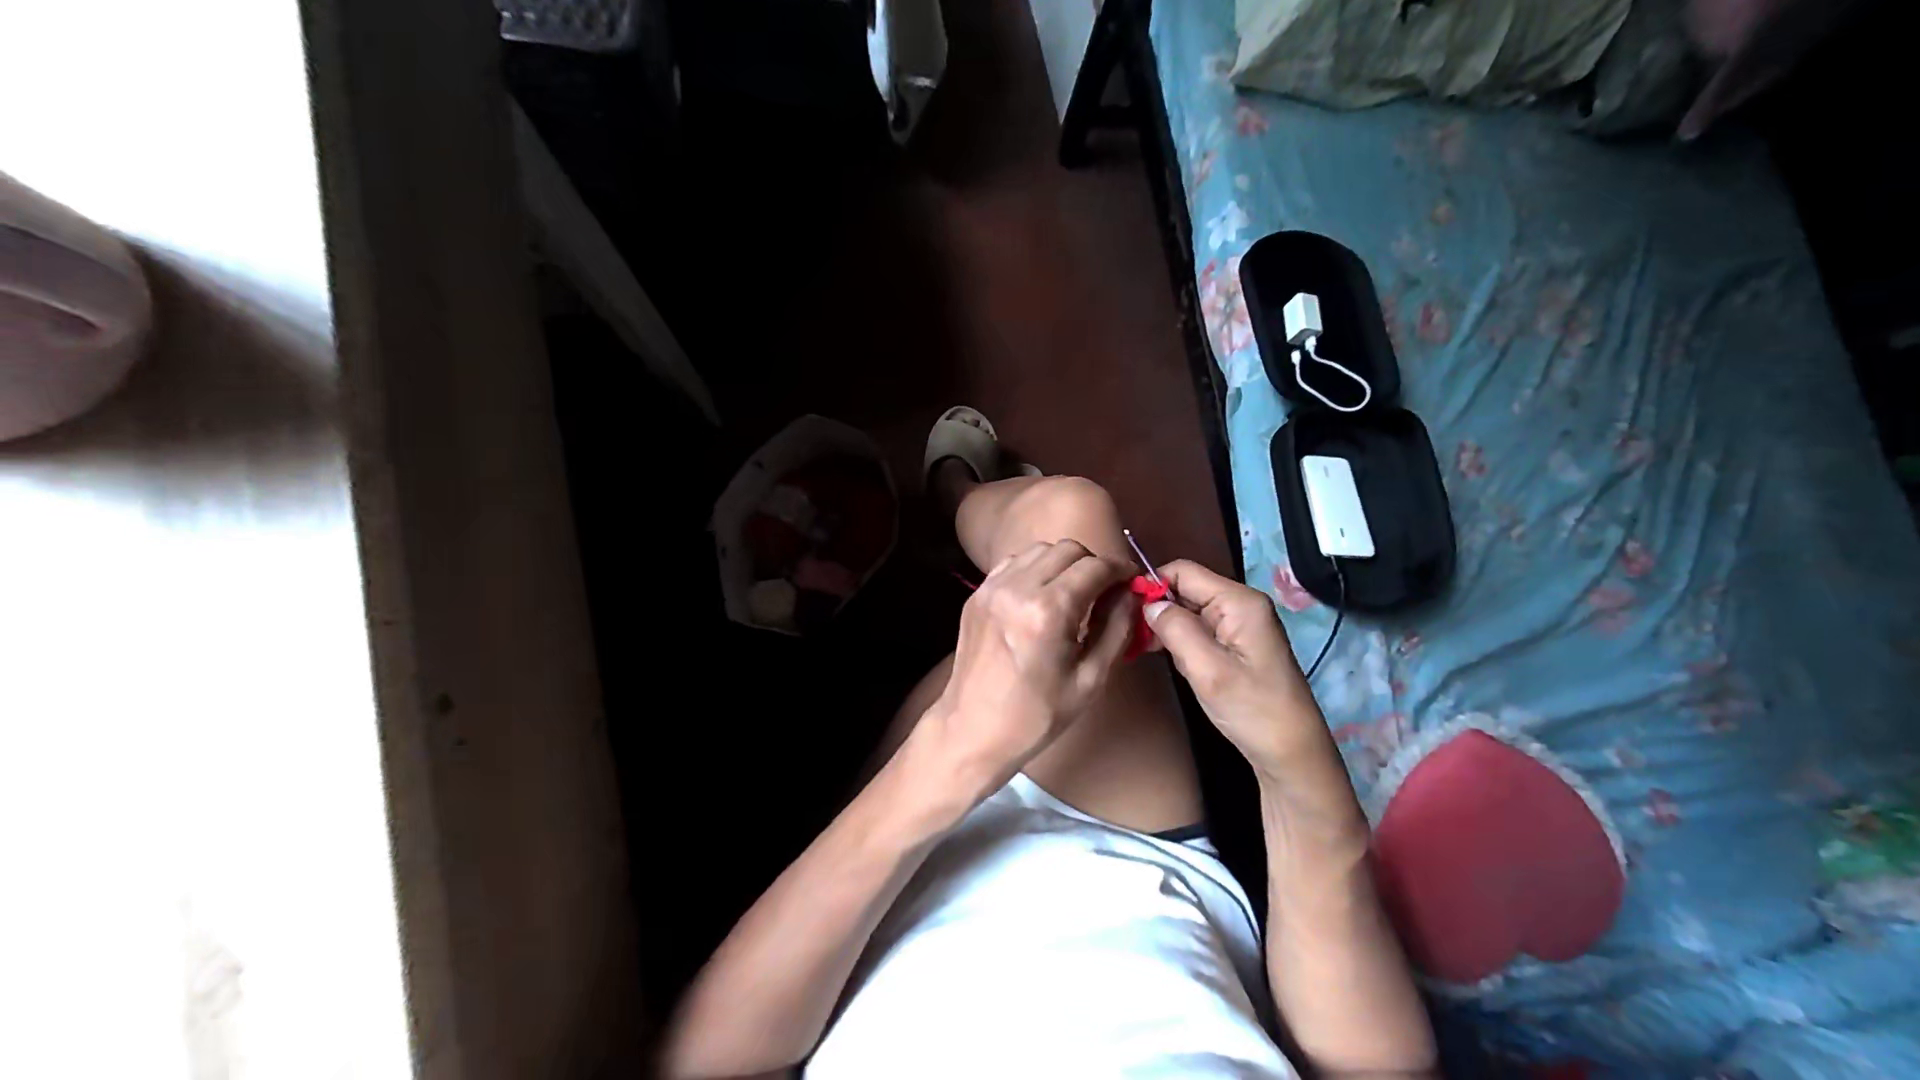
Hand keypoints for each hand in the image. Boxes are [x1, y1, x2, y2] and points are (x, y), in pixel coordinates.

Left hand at [920, 541, 1135, 795]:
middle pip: (1068, 548)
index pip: (1095, 567)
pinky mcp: (977, 594)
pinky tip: (1042, 597)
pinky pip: (1014, 563)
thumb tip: (1131, 592)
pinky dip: (1035, 569)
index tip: (1131, 583)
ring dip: (1063, 564)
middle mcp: (1017, 589)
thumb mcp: (1091, 679)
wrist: (973, 729)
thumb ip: (1117, 627)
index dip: (1120, 571)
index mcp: (1048, 611)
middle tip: (1103, 593)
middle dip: (1092, 565)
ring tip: (1072, 595)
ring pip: (1040, 550)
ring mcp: (992, 588)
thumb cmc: (1037, 715)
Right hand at [1144, 560, 1328, 780]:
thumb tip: (1149, 604)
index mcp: (1239, 602)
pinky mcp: (1235, 643)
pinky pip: (1198, 627)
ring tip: (1142, 647)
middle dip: (1156, 606)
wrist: (1290, 752)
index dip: (1152, 584)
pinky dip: (1176, 637)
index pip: (1184, 571)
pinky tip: (1162, 654)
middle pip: (1186, 588)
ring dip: (1164, 624)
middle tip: (1132, 635)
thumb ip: (1175, 629)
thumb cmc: (1252, 710)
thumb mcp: (1207, 669)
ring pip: (1188, 608)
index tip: (1127, 610)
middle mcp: (1240, 604)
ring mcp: (1239, 624)